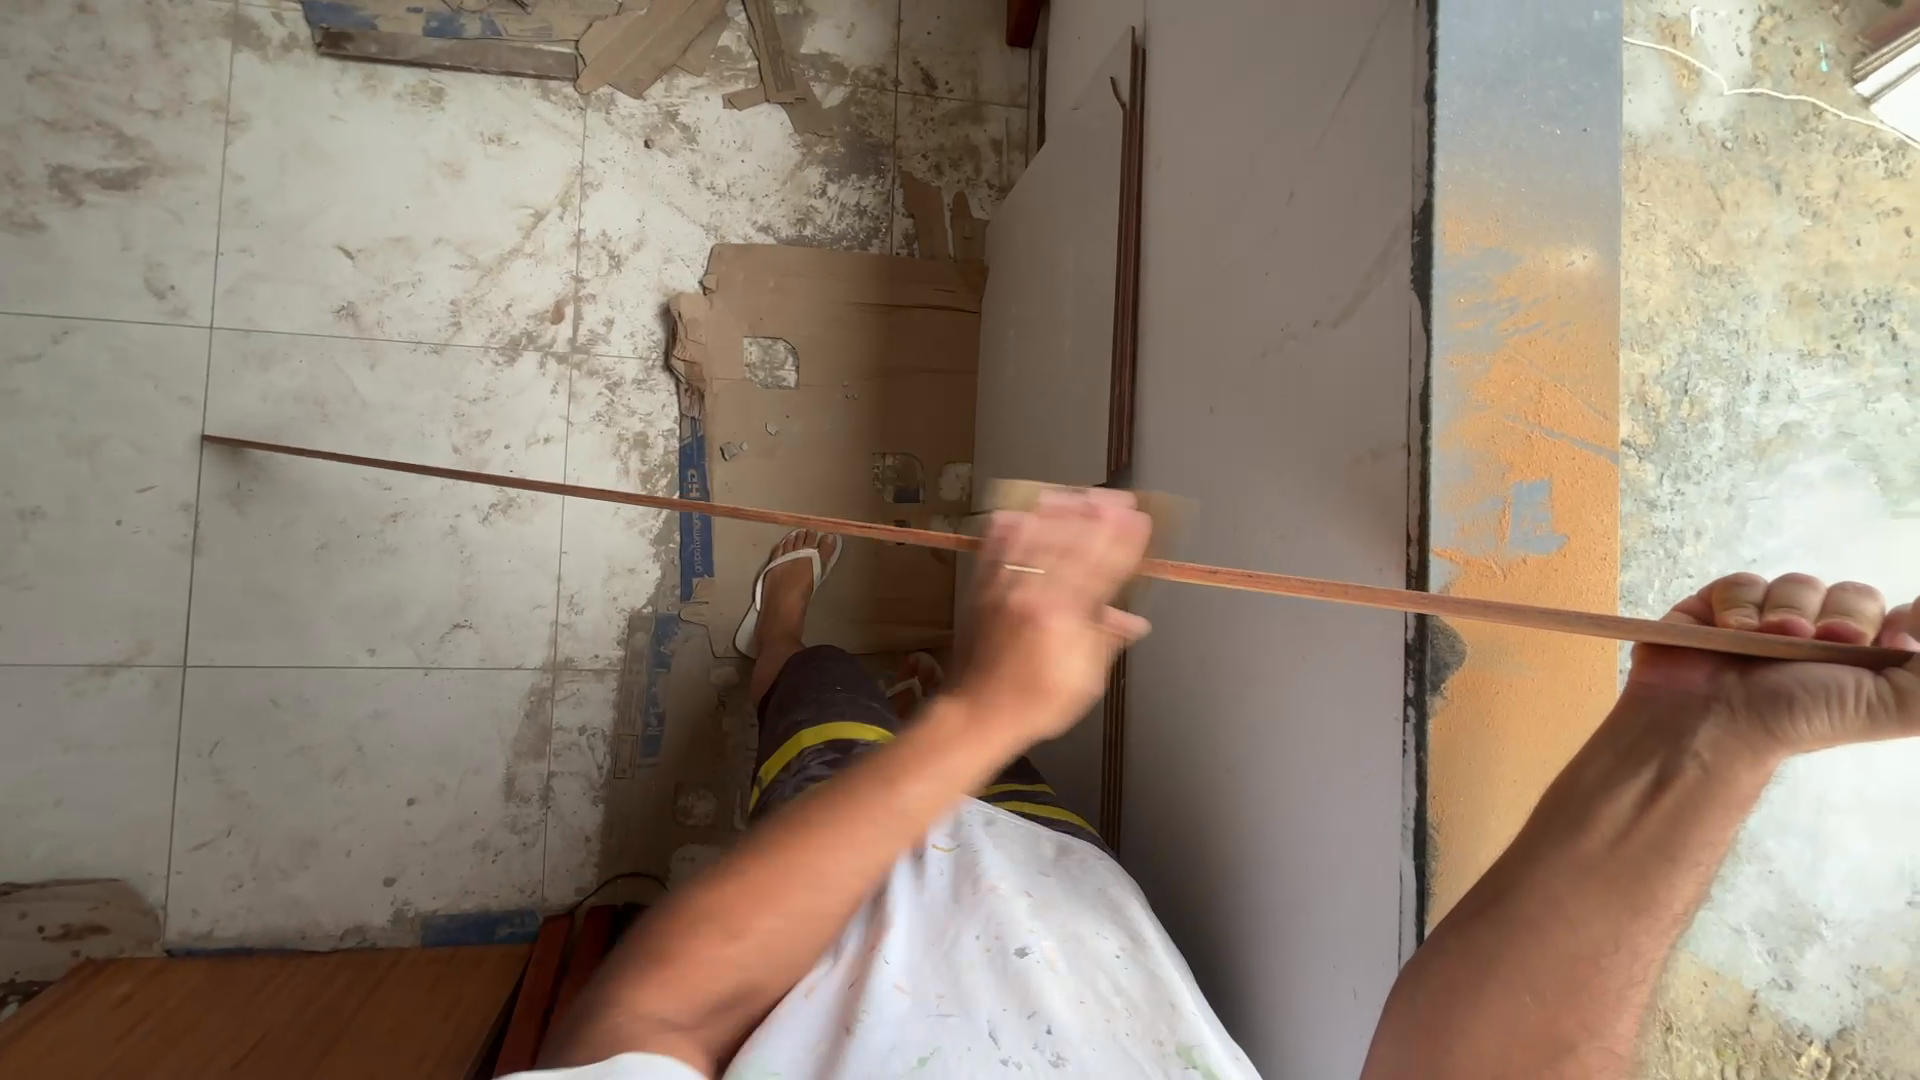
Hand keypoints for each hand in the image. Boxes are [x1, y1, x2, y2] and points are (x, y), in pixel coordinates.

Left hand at [953, 488, 1152, 744]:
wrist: (978, 713)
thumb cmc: (1035, 704)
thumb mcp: (1084, 681)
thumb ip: (1105, 642)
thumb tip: (1133, 621)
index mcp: (1064, 620)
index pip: (1101, 570)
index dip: (1122, 542)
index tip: (1138, 519)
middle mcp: (1034, 597)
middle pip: (1069, 546)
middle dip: (1095, 518)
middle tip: (1113, 497)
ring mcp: (1004, 591)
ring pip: (1032, 542)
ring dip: (1054, 515)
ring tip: (1072, 495)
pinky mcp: (981, 592)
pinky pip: (993, 553)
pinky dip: (1005, 531)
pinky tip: (1015, 514)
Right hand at [1628, 572, 1919, 759]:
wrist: (1715, 715)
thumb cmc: (1805, 714)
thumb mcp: (1900, 704)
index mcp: (1869, 655)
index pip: (1898, 614)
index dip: (1895, 623)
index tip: (1885, 643)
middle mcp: (1821, 634)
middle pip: (1851, 593)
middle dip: (1838, 618)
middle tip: (1819, 643)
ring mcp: (1766, 617)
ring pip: (1796, 584)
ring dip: (1784, 611)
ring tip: (1769, 639)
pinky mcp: (1716, 606)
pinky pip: (1740, 583)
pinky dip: (1738, 604)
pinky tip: (1732, 629)